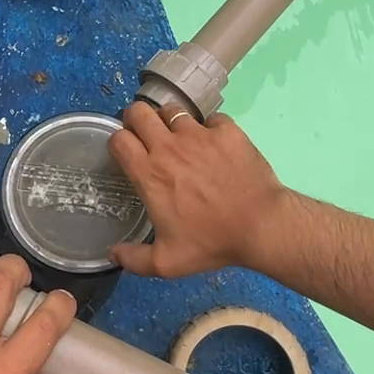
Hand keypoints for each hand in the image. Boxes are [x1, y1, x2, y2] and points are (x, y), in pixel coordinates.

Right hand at [105, 101, 292, 277]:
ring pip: (172, 111)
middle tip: (145, 137)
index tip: (126, 153)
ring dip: (170, 122)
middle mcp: (169, 147)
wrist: (261, 226)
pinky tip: (214, 145)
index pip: (119, 139)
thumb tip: (112, 254)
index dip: (118, 142)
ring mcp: (200, 134)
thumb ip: (133, 259)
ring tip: (179, 139)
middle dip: (136, 120)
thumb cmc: (211, 242)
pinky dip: (208, 128)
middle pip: (139, 112)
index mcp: (150, 174)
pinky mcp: (227, 130)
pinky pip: (210, 119)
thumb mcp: (167, 262)